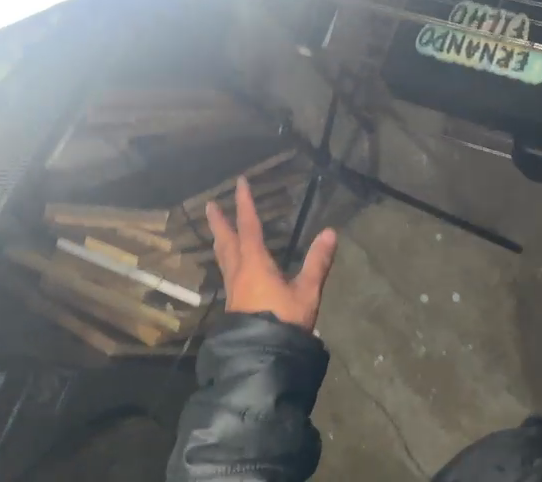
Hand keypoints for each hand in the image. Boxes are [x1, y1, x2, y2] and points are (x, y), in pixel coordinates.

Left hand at [206, 176, 339, 330]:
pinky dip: (227, 260)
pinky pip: (227, 273)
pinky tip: (231, 268)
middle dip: (220, 222)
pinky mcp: (234, 305)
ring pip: (223, 258)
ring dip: (220, 241)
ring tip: (217, 232)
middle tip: (211, 206)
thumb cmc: (283, 322)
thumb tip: (330, 232)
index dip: (245, 203)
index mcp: (255, 263)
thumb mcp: (306, 292)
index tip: (240, 183)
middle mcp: (239, 272)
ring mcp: (233, 290)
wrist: (262, 360)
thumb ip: (317, 262)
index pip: (249, 226)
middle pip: (226, 241)